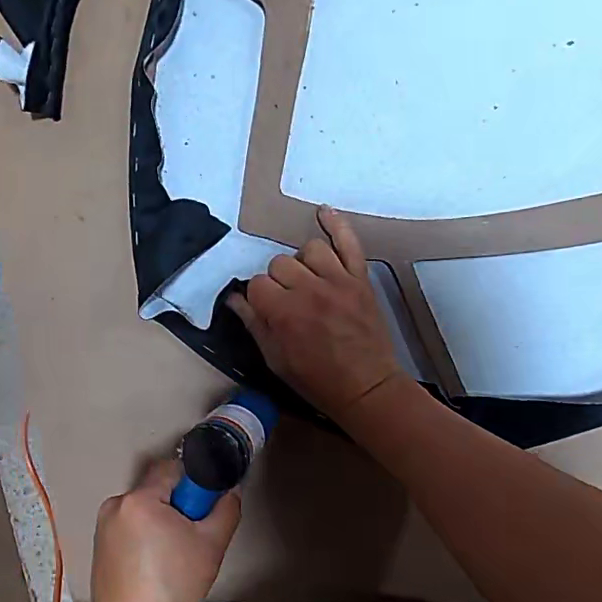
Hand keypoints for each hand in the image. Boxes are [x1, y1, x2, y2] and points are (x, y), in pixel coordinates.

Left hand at [87, 459, 240, 601]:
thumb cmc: (165, 593)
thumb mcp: (211, 546)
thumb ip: (226, 510)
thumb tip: (229, 494)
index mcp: (139, 500)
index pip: (174, 467)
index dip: (196, 483)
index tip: (205, 506)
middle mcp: (116, 506)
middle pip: (159, 489)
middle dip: (181, 507)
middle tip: (192, 538)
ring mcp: (105, 527)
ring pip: (147, 510)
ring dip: (164, 524)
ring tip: (175, 558)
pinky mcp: (102, 546)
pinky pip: (132, 528)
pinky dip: (148, 539)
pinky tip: (158, 567)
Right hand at [227, 206, 405, 419]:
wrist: (366, 388)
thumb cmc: (317, 380)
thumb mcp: (276, 360)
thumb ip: (254, 325)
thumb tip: (235, 299)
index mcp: (285, 313)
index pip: (256, 284)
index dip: (258, 299)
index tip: (265, 312)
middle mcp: (310, 290)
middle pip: (279, 264)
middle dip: (277, 282)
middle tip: (286, 303)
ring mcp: (338, 281)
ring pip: (308, 250)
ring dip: (302, 263)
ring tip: (306, 282)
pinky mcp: (360, 279)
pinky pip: (349, 242)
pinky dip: (337, 225)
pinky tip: (323, 213)